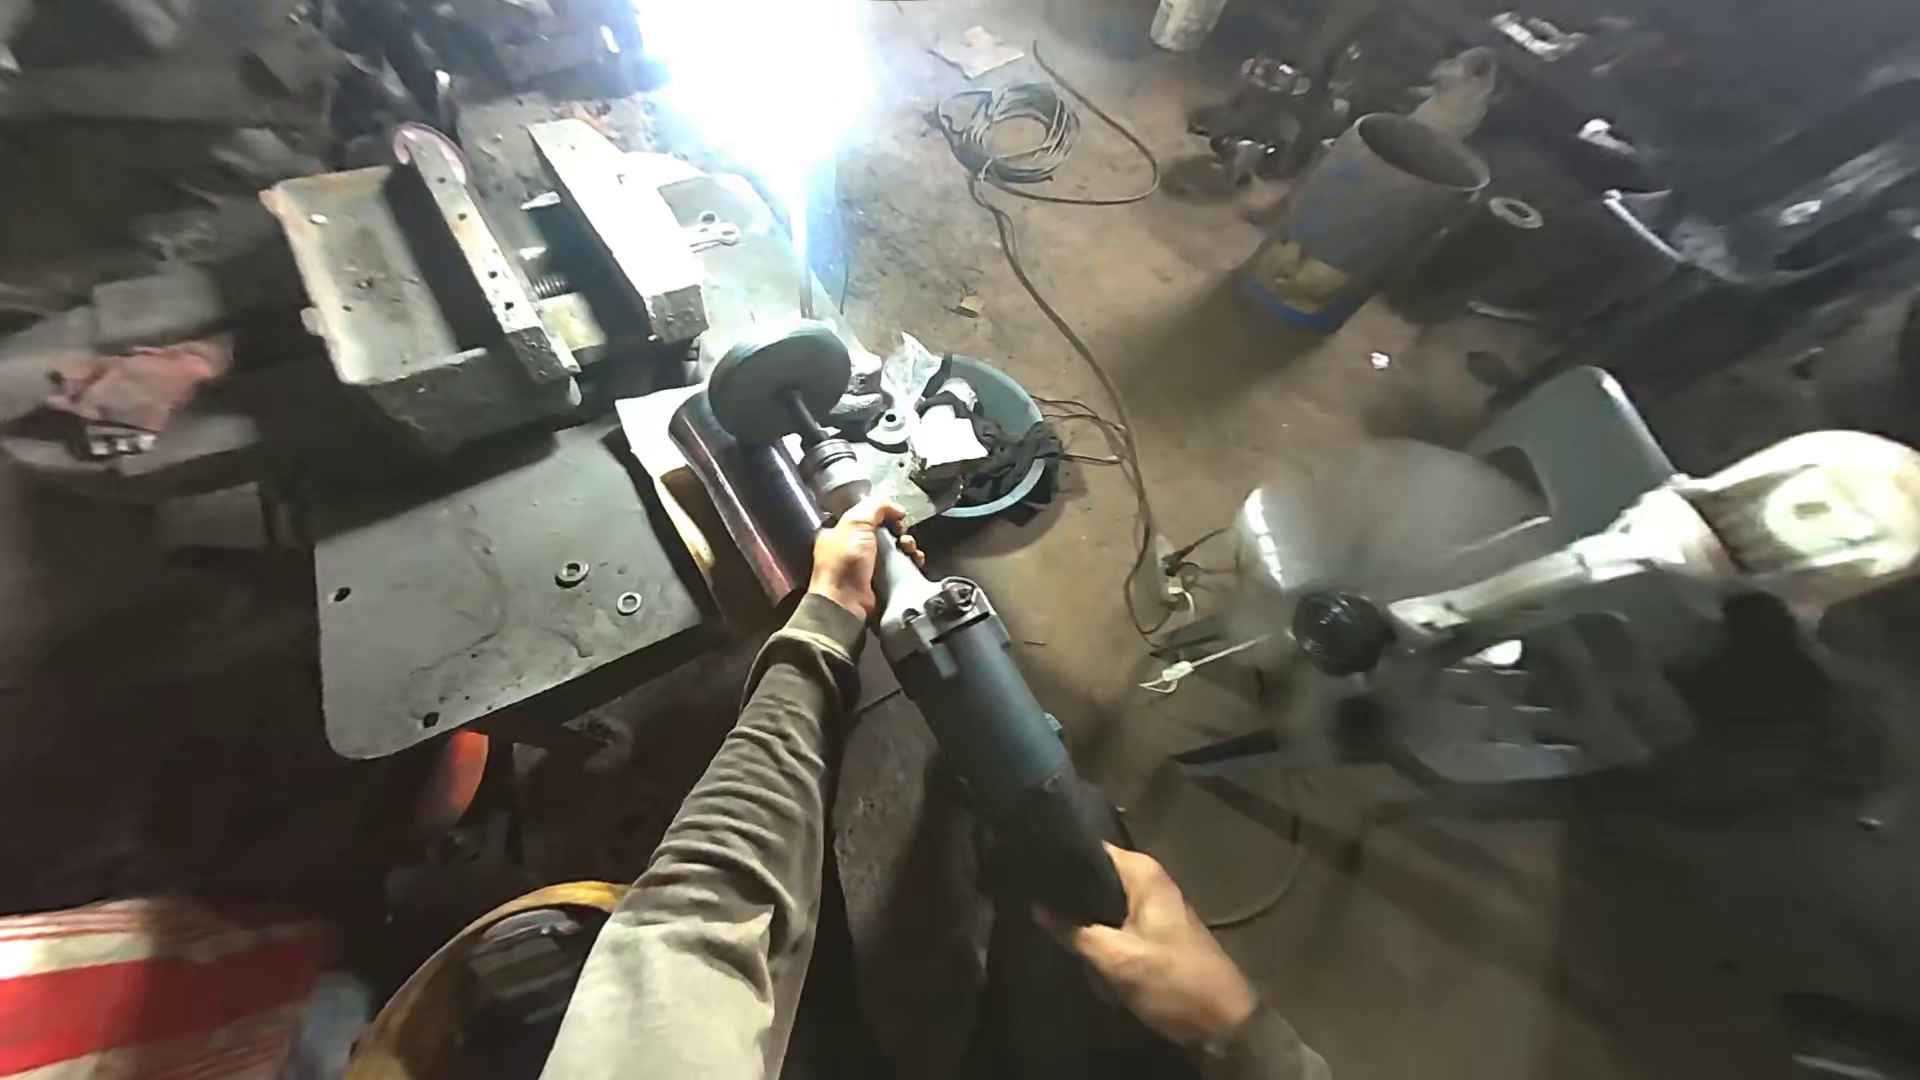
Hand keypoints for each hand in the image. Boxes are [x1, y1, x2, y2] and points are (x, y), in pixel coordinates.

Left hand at [808, 495, 923, 620]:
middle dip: (899, 530)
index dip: (884, 513)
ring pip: (896, 548)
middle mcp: (854, 547)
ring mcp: (869, 565)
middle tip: (901, 535)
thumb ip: (875, 508)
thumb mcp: (855, 523)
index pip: (867, 515)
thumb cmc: (845, 561)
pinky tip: (915, 560)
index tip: (895, 516)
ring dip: (908, 545)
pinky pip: (902, 566)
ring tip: (909, 549)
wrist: (846, 603)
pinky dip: (911, 561)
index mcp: (841, 531)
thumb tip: (897, 509)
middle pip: (885, 531)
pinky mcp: (883, 581)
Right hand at [1036, 843, 1254, 1046]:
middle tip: (1033, 891)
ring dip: (1082, 907)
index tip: (1032, 866)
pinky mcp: (1154, 925)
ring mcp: (1153, 901)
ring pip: (1104, 894)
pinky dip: (1098, 921)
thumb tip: (1036, 906)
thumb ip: (1073, 931)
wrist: (1225, 1026)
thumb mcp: (1116, 958)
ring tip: (1045, 908)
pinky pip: (1115, 912)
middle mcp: (1147, 876)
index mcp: (1141, 870)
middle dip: (1069, 885)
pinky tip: (1075, 931)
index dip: (1061, 856)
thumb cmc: (1171, 979)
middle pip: (1095, 870)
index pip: (1089, 846)